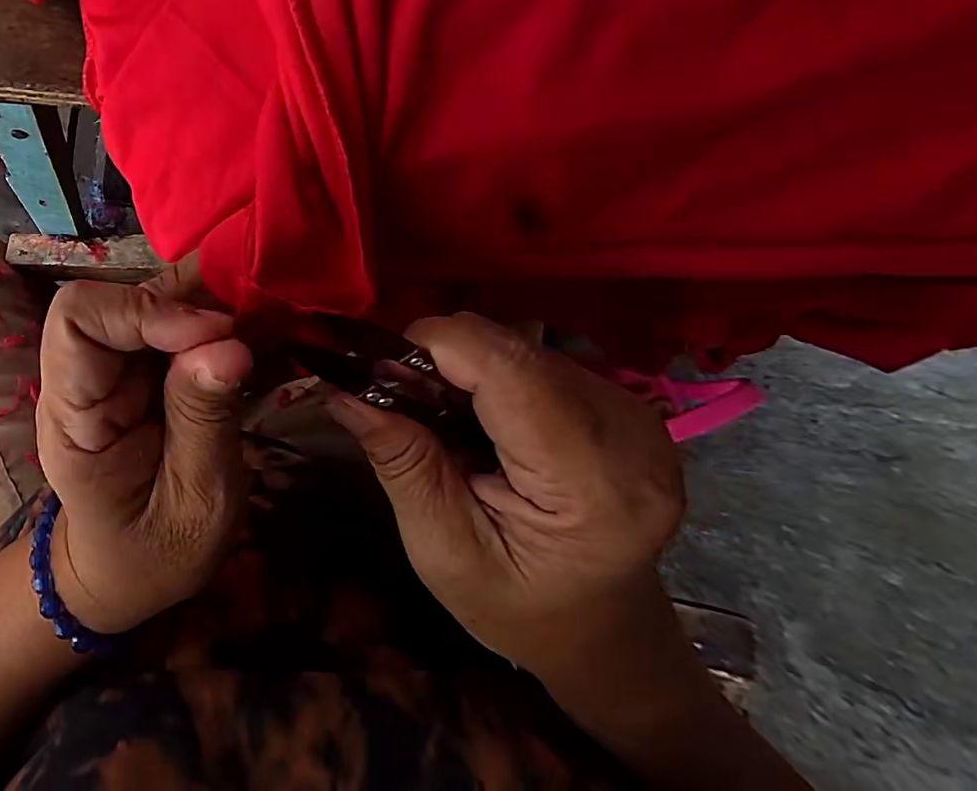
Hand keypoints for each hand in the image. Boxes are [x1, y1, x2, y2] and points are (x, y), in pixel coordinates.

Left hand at [34, 280, 253, 633]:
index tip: (217, 334)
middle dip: (186, 301)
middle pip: (115, 301)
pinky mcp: (136, 370)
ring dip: (205, 304)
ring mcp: (108, 371)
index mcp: (72, 416)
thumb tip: (228, 343)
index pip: (77, 321)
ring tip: (263, 324)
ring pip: (146, 302)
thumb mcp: (193, 505)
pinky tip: (251, 335)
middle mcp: (80, 377)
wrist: (123, 572)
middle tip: (255, 322)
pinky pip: (168, 324)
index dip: (143, 311)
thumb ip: (204, 421)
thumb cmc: (153, 554)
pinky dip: (211, 319)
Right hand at [328, 312, 685, 678]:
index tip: (380, 372)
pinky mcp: (621, 403)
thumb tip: (343, 394)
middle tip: (404, 405)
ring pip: (518, 344)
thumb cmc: (517, 606)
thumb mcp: (441, 548)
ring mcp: (633, 414)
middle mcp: (627, 435)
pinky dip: (489, 374)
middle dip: (442, 358)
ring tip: (445, 422)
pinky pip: (535, 357)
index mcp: (590, 485)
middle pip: (510, 347)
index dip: (435, 347)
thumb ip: (401, 464)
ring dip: (464, 367)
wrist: (598, 632)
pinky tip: (482, 420)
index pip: (509, 369)